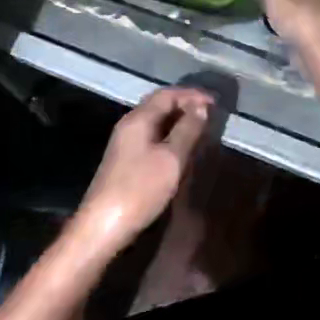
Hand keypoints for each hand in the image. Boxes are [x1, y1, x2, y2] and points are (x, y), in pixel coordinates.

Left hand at [72, 87, 214, 253]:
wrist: (104, 225)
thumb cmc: (140, 189)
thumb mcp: (171, 158)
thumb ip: (188, 130)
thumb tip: (201, 107)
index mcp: (138, 119)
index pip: (167, 94)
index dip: (192, 94)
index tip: (215, 102)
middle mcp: (129, 125)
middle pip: (159, 104)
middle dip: (185, 104)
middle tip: (210, 112)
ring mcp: (125, 143)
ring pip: (156, 121)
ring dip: (178, 120)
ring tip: (201, 127)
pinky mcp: (126, 160)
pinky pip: (152, 136)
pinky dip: (170, 134)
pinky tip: (182, 146)